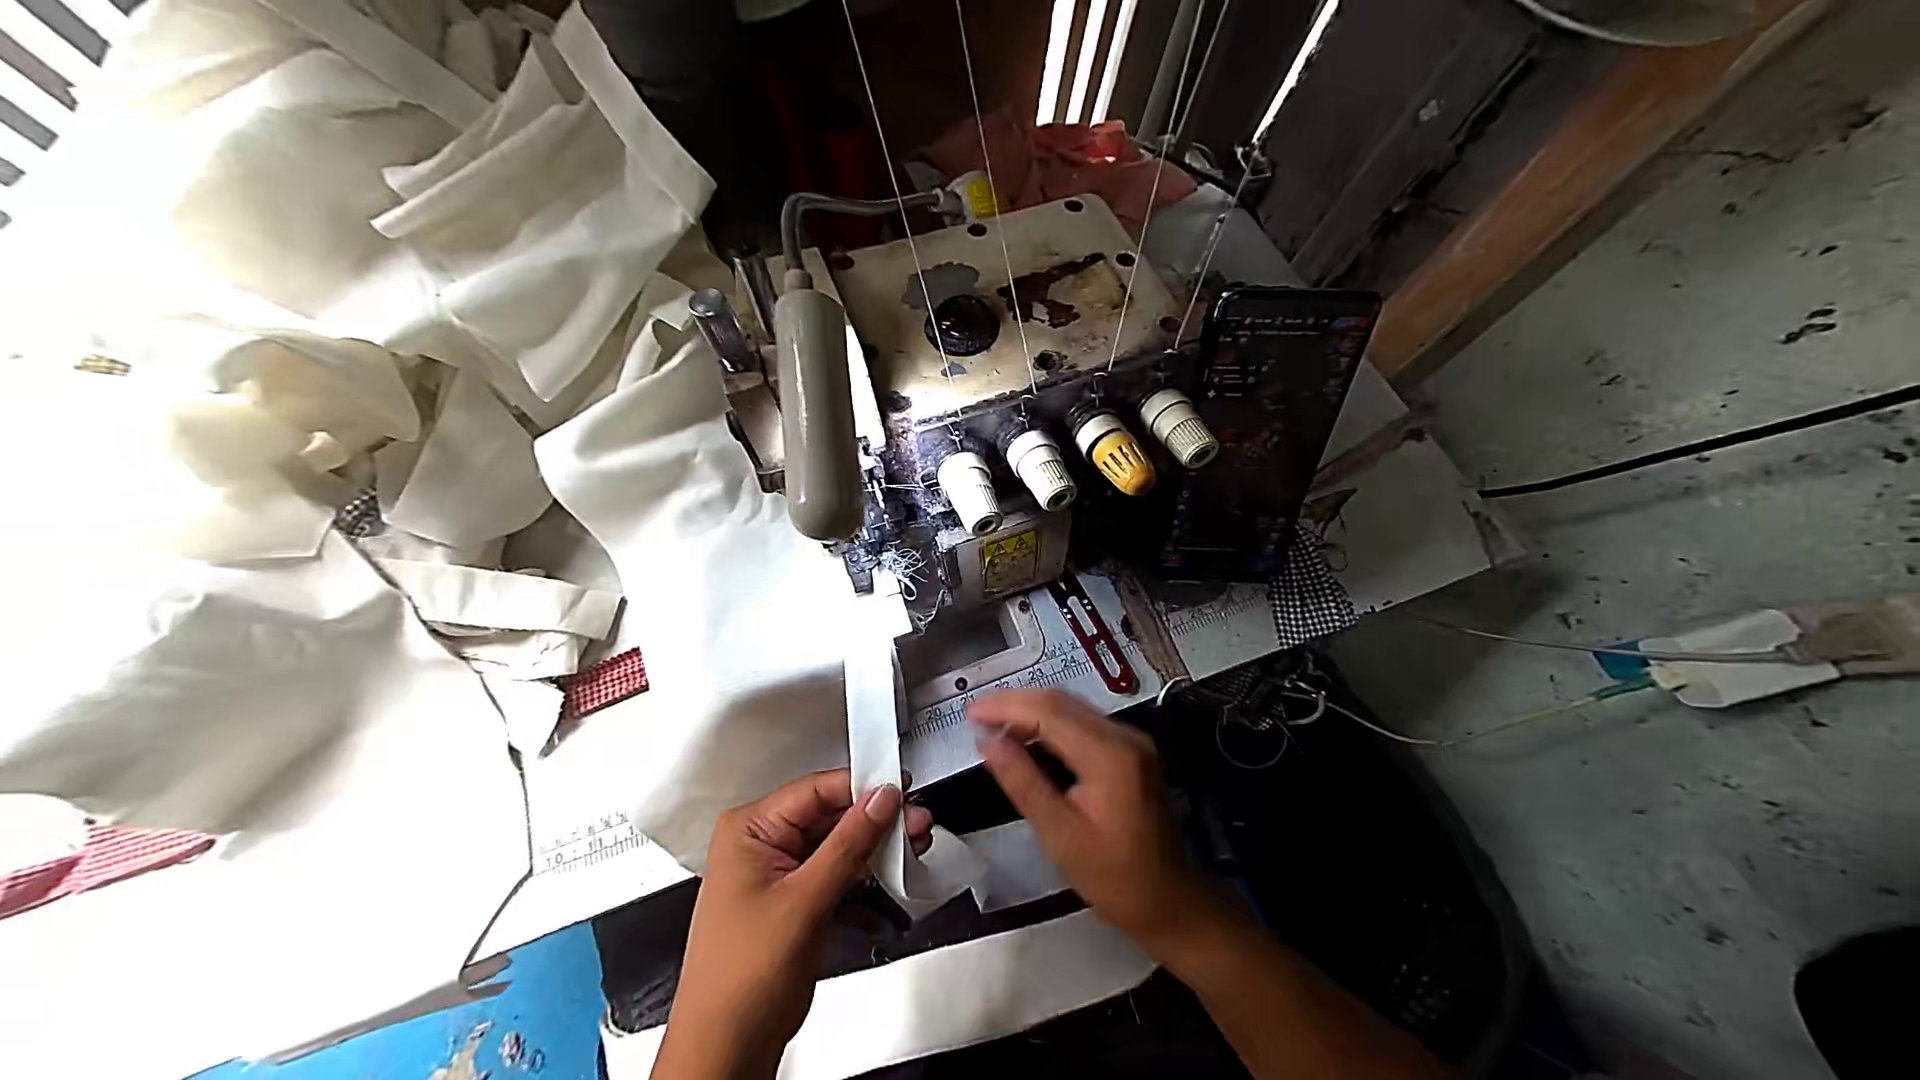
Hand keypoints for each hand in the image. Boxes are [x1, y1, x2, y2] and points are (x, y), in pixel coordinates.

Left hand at [653, 769, 932, 1079]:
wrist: (726, 1050)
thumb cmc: (736, 983)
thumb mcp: (804, 902)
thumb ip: (849, 845)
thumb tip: (879, 800)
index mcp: (748, 830)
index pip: (815, 789)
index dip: (861, 786)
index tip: (899, 788)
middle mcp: (761, 843)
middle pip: (830, 812)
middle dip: (875, 817)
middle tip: (913, 819)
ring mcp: (779, 870)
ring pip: (837, 839)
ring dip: (875, 841)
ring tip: (910, 841)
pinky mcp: (796, 894)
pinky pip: (836, 865)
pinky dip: (865, 865)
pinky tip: (891, 865)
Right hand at [969, 689, 1210, 950]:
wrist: (1169, 900)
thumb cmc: (1114, 878)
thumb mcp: (1060, 835)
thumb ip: (1023, 782)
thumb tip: (987, 742)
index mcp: (1110, 757)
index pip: (1049, 712)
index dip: (1006, 706)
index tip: (971, 712)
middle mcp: (1124, 737)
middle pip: (1061, 701)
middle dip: (1015, 702)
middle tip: (977, 714)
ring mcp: (1132, 741)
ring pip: (1072, 707)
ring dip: (1032, 709)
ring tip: (994, 722)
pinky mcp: (1131, 749)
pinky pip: (1084, 721)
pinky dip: (1051, 721)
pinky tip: (1028, 735)